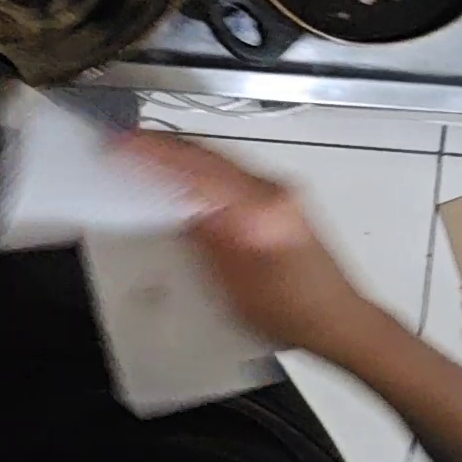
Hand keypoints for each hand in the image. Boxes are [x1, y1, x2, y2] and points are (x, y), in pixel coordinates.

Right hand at [117, 131, 384, 351]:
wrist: (339, 319)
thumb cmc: (291, 312)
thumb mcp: (233, 285)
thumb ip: (203, 238)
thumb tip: (172, 205)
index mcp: (259, 210)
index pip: (197, 168)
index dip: (154, 153)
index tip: (122, 144)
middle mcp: (272, 190)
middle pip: (208, 153)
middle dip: (162, 145)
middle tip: (124, 142)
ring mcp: (279, 189)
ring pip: (218, 157)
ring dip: (179, 152)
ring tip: (143, 151)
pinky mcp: (279, 195)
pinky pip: (229, 169)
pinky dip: (198, 165)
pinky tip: (181, 172)